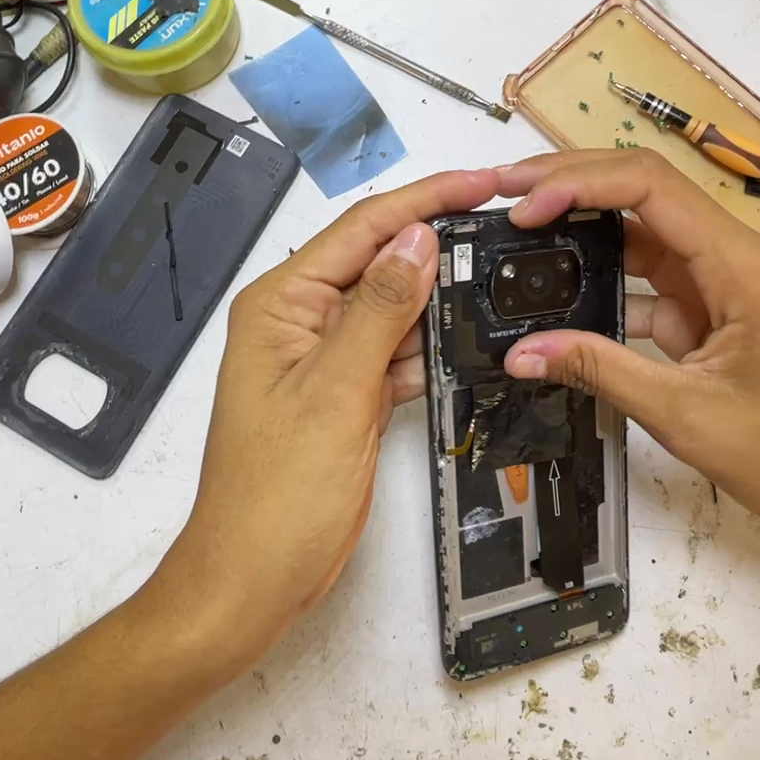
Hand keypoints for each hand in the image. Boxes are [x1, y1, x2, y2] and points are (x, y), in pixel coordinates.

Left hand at [162, 168, 500, 657]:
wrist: (254, 576)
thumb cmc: (275, 491)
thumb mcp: (333, 392)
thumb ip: (380, 311)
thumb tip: (418, 238)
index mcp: (283, 302)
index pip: (363, 229)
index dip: (426, 200)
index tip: (483, 183)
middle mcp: (303, 318)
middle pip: (381, 262)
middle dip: (439, 244)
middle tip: (505, 225)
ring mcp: (329, 355)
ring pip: (396, 308)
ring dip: (442, 297)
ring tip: (501, 275)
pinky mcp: (350, 390)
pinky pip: (398, 352)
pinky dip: (433, 347)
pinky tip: (472, 338)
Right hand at [495, 150, 759, 547]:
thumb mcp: (687, 415)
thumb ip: (599, 372)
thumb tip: (517, 353)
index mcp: (737, 263)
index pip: (649, 186)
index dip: (579, 184)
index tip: (523, 208)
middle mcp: (725, 255)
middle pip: (639, 189)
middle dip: (569, 181)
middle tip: (502, 189)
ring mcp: (712, 280)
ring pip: (635, 228)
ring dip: (577, 223)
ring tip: (516, 224)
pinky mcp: (701, 308)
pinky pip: (639, 276)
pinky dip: (595, 278)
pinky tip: (552, 287)